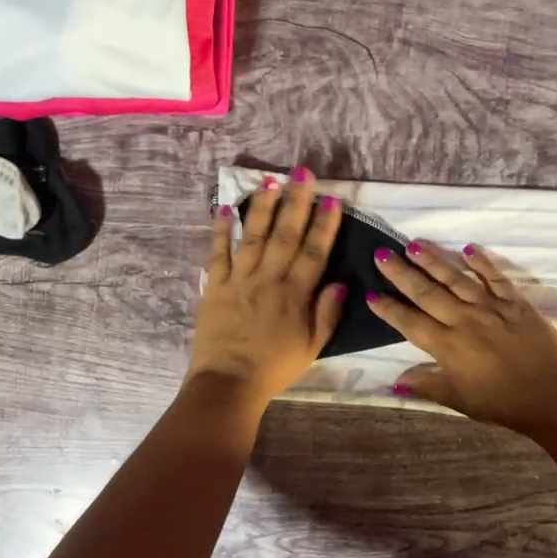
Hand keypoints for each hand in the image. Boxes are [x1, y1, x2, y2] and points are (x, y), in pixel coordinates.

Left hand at [186, 168, 346, 408]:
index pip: (314, 252)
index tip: (332, 198)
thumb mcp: (312, 347)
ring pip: (254, 236)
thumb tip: (341, 282)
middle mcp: (269, 279)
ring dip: (264, 207)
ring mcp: (240, 280)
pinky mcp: (215, 287)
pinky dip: (221, 230)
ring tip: (271, 181)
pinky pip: (218, 253)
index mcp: (295, 294)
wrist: (228, 383)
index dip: (325, 224)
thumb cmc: (274, 369)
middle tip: (303, 173)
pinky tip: (226, 209)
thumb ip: (327, 313)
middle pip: (286, 235)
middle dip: (297, 202)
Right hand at [367, 241, 556, 438]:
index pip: (410, 322)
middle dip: (402, 273)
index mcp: (447, 346)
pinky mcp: (516, 302)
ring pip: (456, 278)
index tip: (371, 294)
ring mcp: (491, 308)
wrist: (555, 396)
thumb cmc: (503, 403)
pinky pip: (496, 277)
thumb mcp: (459, 400)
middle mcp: (464, 320)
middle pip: (427, 292)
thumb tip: (394, 380)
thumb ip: (427, 385)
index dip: (389, 309)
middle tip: (382, 253)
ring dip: (434, 260)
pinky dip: (482, 262)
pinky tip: (468, 249)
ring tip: (414, 244)